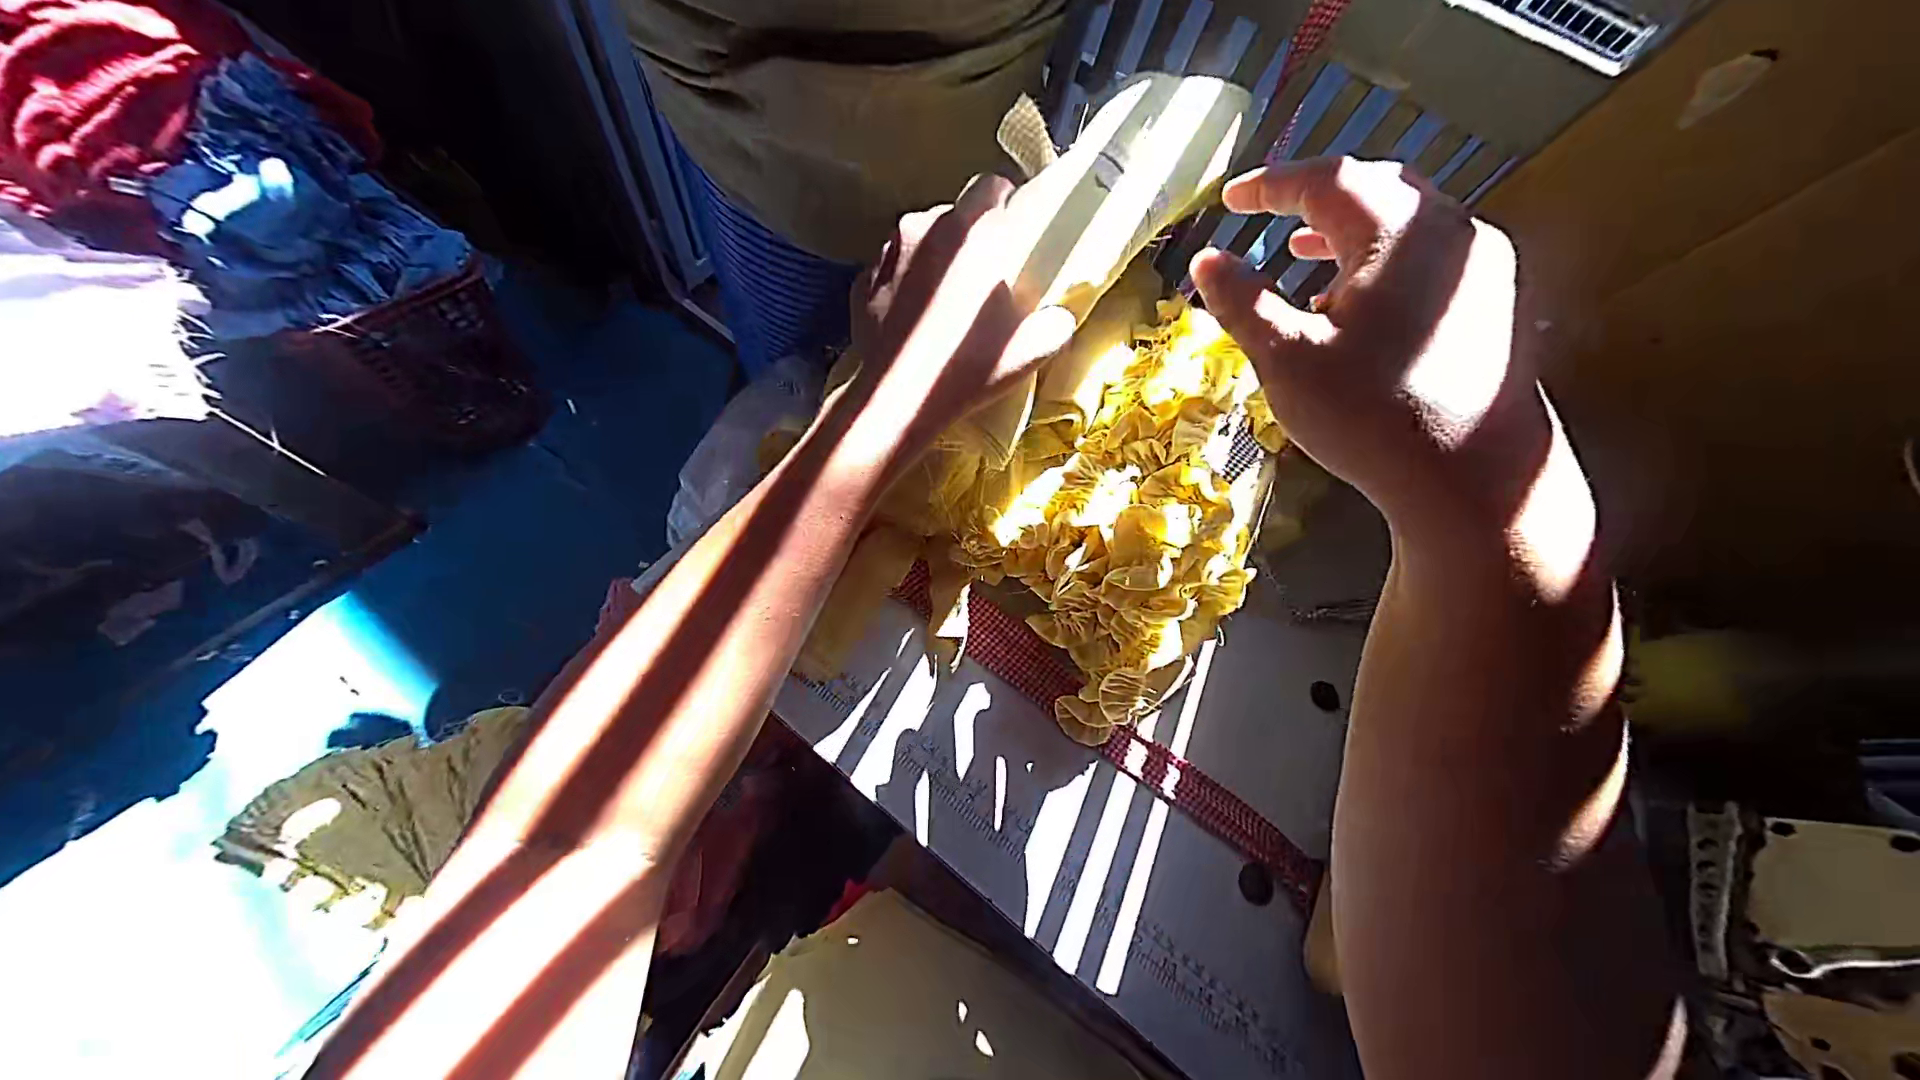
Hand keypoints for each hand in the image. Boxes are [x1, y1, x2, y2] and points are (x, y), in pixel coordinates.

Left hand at [847, 174, 1076, 454]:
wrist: (899, 400)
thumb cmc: (968, 370)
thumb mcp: (1031, 351)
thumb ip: (1055, 323)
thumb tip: (1059, 317)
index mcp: (971, 231)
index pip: (991, 187)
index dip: (1004, 209)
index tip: (1010, 239)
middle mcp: (924, 227)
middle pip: (953, 215)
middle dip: (968, 237)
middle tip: (979, 277)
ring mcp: (886, 252)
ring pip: (918, 239)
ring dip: (933, 259)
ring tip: (941, 300)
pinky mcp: (861, 281)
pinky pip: (890, 270)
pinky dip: (902, 284)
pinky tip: (912, 317)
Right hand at [1190, 157, 1555, 542]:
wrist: (1468, 476)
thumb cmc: (1367, 413)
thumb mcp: (1286, 357)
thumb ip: (1243, 301)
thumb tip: (1206, 260)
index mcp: (1397, 234)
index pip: (1328, 181)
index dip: (1272, 185)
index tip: (1231, 197)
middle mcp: (1451, 233)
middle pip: (1375, 188)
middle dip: (1314, 197)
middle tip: (1269, 215)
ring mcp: (1480, 268)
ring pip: (1405, 223)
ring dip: (1346, 229)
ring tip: (1303, 250)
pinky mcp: (1491, 304)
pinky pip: (1427, 257)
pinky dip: (1378, 260)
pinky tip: (1354, 301)